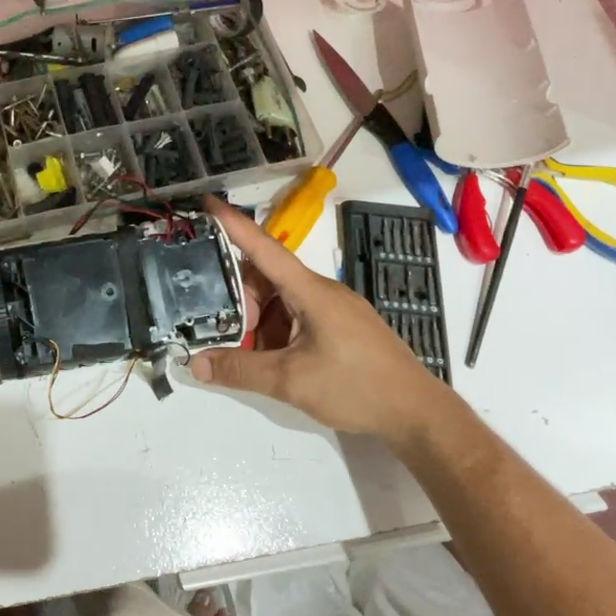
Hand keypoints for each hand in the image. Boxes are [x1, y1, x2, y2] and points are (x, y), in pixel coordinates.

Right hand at [189, 196, 453, 445]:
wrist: (418, 413)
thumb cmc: (358, 387)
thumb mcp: (291, 381)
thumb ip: (241, 370)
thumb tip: (196, 364)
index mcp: (310, 291)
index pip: (263, 248)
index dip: (233, 224)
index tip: (207, 202)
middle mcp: (322, 290)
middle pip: (267, 276)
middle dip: (241, 297)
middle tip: (223, 326)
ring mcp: (334, 308)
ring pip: (281, 299)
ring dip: (260, 319)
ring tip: (250, 352)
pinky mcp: (342, 327)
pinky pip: (298, 315)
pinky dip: (278, 331)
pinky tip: (275, 360)